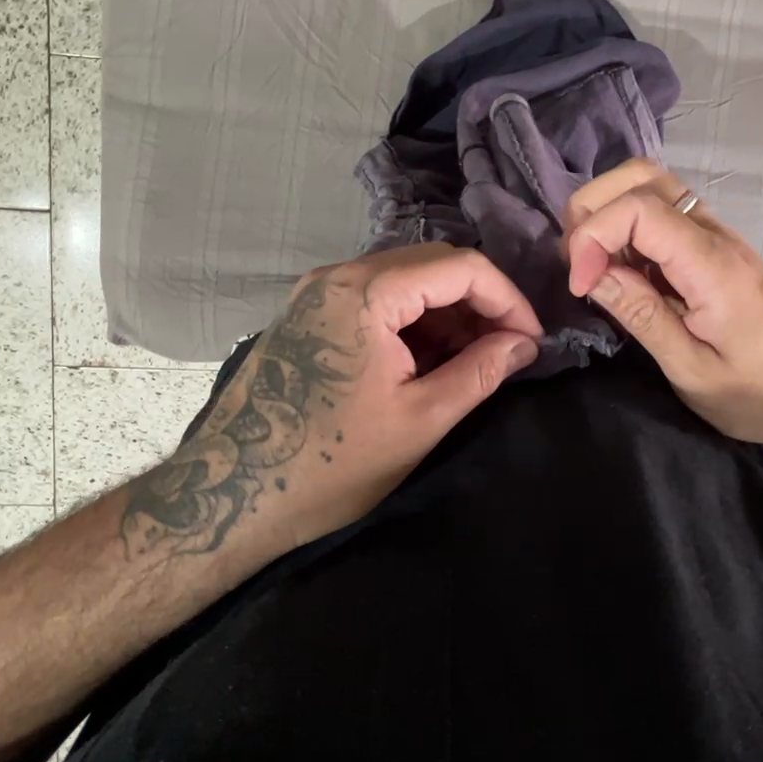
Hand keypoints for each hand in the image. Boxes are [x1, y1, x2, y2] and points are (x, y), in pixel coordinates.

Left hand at [121, 244, 543, 559]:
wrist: (230, 496)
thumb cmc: (330, 464)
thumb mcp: (421, 420)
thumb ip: (481, 371)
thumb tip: (525, 344)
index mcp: (365, 292)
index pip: (460, 267)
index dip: (507, 298)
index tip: (531, 340)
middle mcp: (338, 275)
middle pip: (432, 265)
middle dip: (479, 303)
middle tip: (508, 350)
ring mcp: (318, 292)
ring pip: (406, 281)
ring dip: (448, 314)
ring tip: (476, 361)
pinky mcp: (310, 313)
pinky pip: (378, 300)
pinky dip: (414, 323)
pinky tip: (432, 361)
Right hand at [563, 159, 762, 450]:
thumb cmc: (761, 395)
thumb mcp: (693, 370)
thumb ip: (641, 316)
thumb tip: (591, 275)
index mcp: (711, 264)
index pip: (638, 208)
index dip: (593, 236)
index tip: (579, 285)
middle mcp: (715, 234)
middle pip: (643, 176)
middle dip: (593, 207)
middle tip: (575, 262)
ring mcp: (718, 236)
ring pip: (653, 186)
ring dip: (609, 211)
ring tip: (590, 262)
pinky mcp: (716, 248)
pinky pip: (664, 212)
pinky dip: (628, 226)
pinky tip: (619, 269)